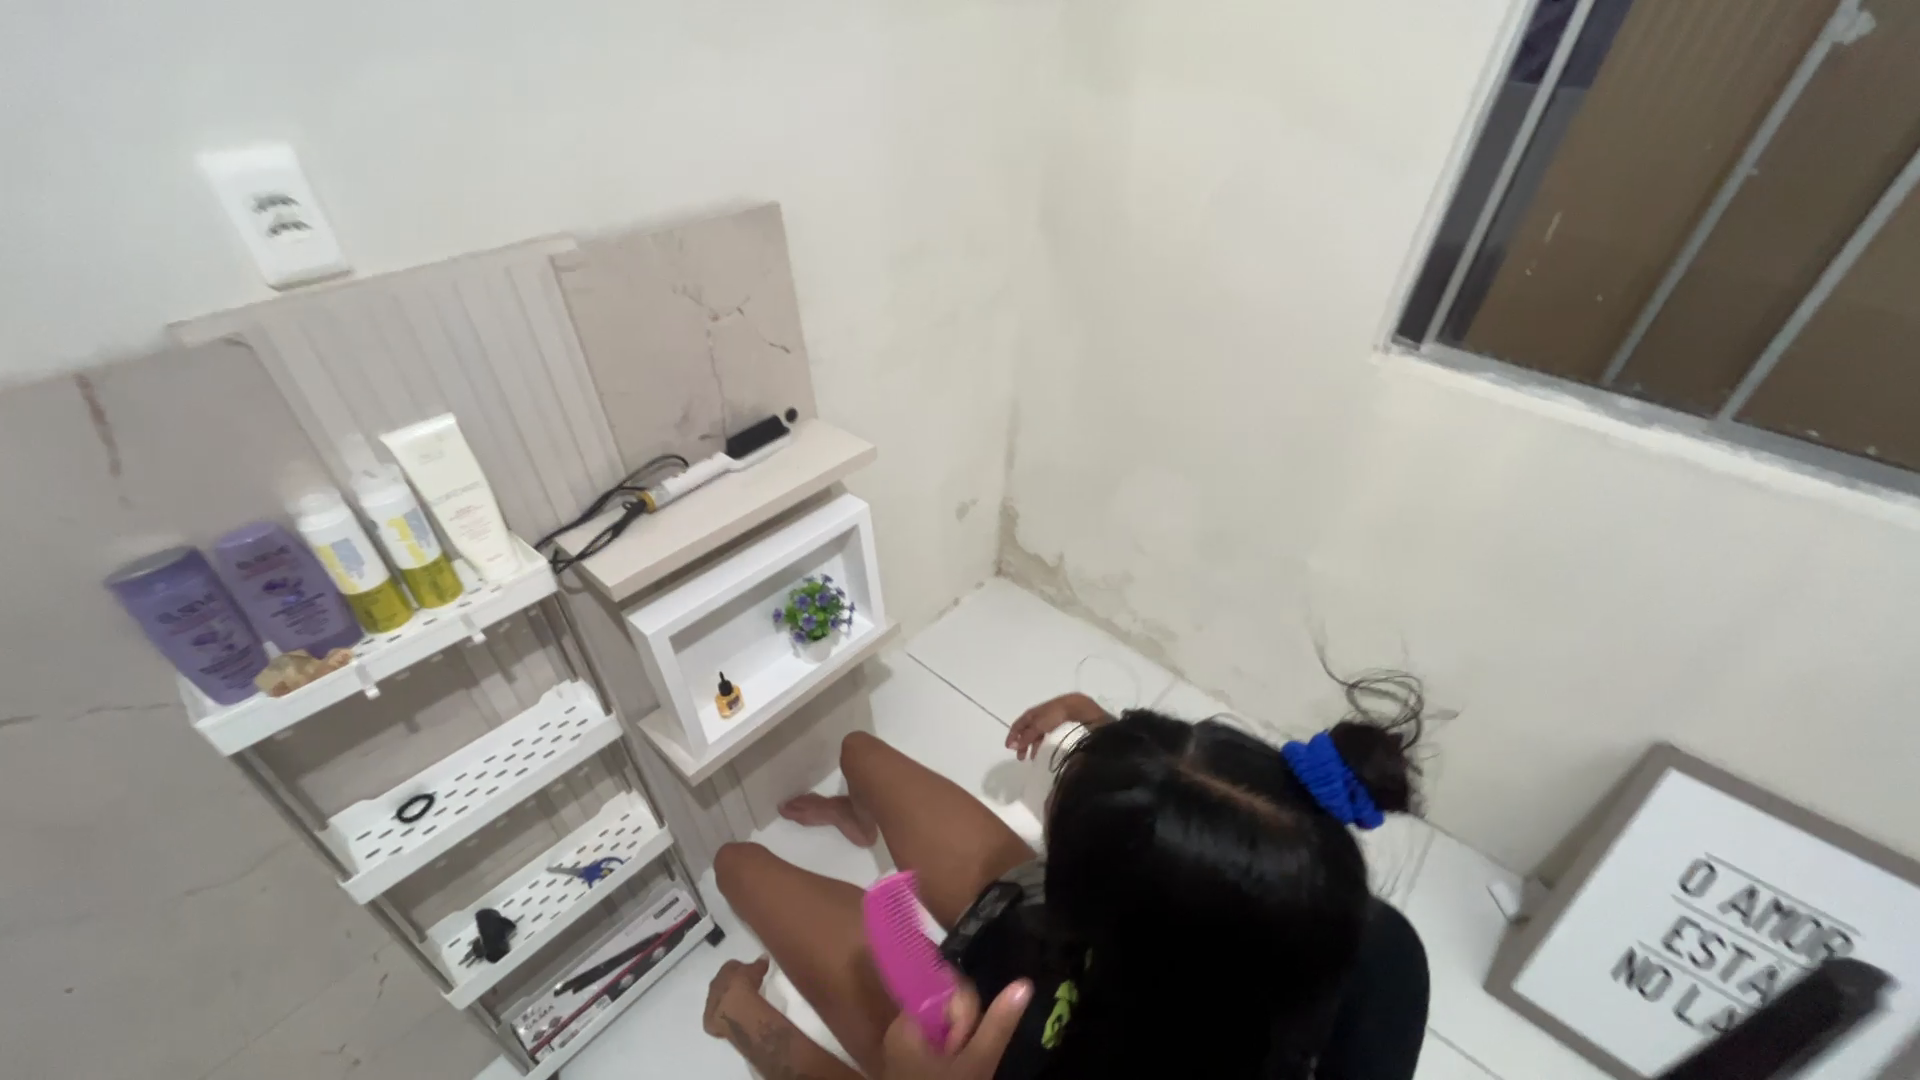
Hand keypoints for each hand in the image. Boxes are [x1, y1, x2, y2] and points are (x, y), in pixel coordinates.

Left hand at [703, 956, 769, 1037]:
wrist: (735, 1009)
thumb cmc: (746, 985)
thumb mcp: (757, 970)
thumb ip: (759, 964)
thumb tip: (764, 957)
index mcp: (724, 970)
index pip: (731, 967)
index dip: (741, 970)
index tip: (750, 974)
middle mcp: (714, 985)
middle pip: (722, 983)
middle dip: (732, 986)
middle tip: (745, 990)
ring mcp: (710, 1003)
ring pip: (718, 1000)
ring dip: (727, 1001)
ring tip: (740, 1005)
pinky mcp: (709, 1021)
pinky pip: (717, 1016)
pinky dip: (725, 1016)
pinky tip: (733, 1018)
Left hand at [883, 979, 1032, 1079]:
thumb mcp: (977, 1066)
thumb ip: (998, 1024)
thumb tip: (1024, 983)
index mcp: (908, 1022)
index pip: (945, 987)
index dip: (965, 1010)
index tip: (967, 1040)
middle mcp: (902, 1028)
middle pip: (946, 1005)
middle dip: (965, 1029)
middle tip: (965, 1061)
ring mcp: (905, 1046)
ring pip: (946, 1025)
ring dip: (963, 1044)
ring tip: (963, 1070)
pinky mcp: (911, 1062)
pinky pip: (939, 1042)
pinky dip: (954, 1053)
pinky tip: (959, 1071)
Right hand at [1007, 693, 1103, 760]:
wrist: (1074, 707)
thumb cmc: (1054, 715)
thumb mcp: (1039, 726)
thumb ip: (1027, 736)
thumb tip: (1012, 745)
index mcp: (1031, 714)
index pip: (1017, 725)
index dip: (1012, 735)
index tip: (1007, 748)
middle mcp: (1036, 715)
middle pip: (1025, 730)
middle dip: (1021, 743)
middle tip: (1020, 757)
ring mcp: (1046, 718)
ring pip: (1034, 733)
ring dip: (1030, 745)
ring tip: (1030, 758)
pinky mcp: (1055, 722)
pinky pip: (1043, 734)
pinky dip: (1039, 742)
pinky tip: (1041, 749)